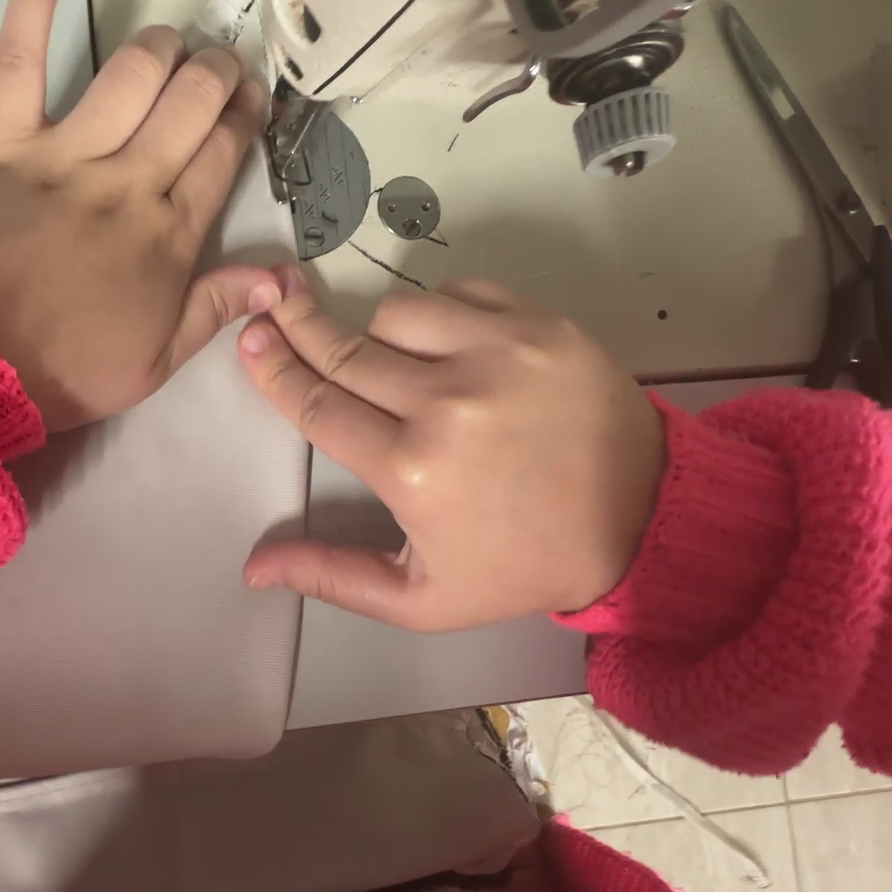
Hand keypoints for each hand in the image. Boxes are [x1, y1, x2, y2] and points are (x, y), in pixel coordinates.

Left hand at [0, 0, 277, 431]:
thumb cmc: (65, 370)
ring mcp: (66, 155)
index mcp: (168, 239)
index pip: (222, 156)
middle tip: (223, 72)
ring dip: (164, 47)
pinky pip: (19, 58)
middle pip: (190, 103)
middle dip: (217, 76)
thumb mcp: (155, 362)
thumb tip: (282, 277)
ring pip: (131, 73)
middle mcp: (127, 183)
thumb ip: (216, 310)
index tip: (252, 106)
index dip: (244, 121)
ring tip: (176, 47)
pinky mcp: (5, 141)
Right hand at [236, 267, 665, 630]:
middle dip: (297, 325)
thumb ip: (332, 577)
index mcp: (411, 471)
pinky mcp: (540, 324)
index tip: (249, 339)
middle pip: (344, 350)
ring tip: (393, 362)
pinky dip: (438, 312)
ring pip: (395, 314)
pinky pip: (457, 292)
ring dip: (378, 334)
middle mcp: (446, 403)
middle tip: (270, 300)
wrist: (642, 521)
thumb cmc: (518, 564)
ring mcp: (497, 354)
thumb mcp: (420, 599)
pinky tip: (448, 344)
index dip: (274, 371)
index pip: (318, 407)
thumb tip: (252, 568)